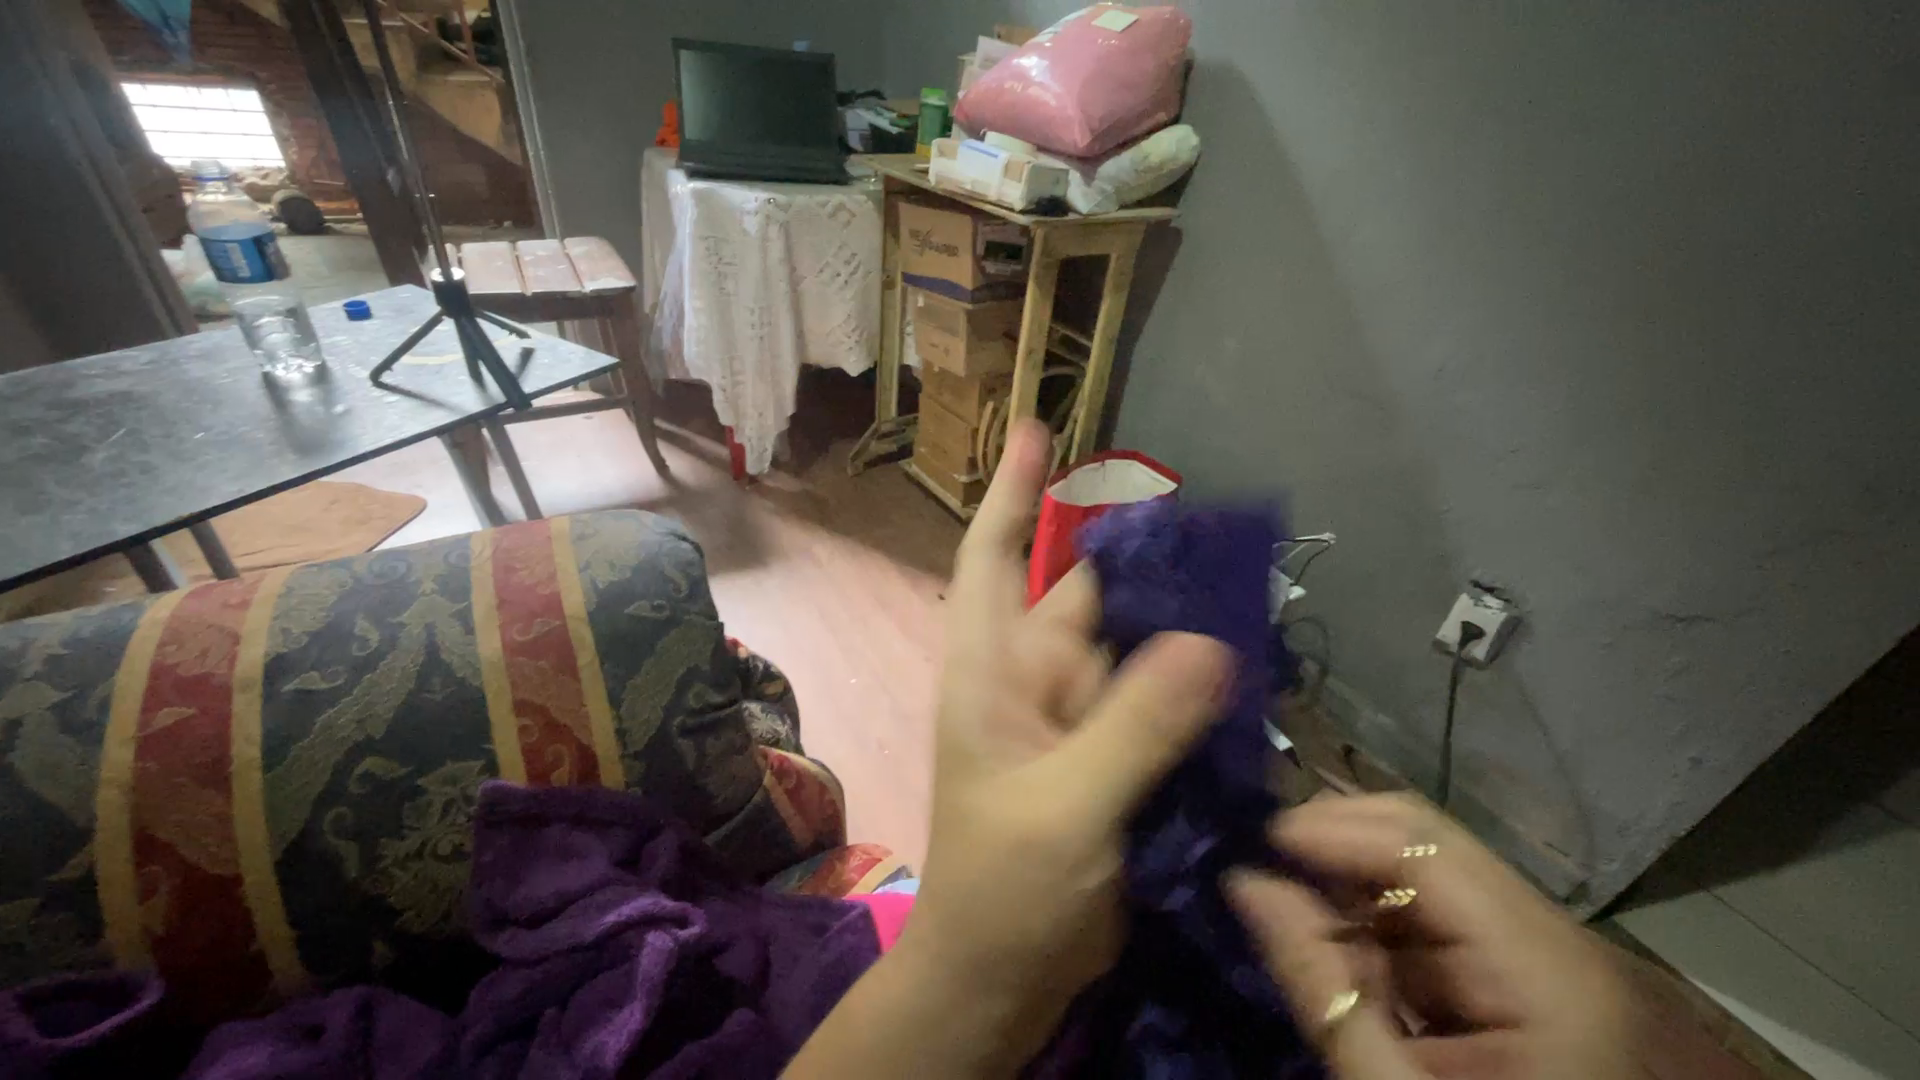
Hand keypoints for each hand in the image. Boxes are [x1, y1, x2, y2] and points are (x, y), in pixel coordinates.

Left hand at [902, 418, 1234, 1065]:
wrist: (1004, 977)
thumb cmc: (1006, 890)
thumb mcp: (1064, 806)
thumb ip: (1133, 727)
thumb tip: (1208, 641)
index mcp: (992, 673)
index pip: (993, 560)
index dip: (1011, 494)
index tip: (1037, 430)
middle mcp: (1031, 680)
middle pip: (1082, 594)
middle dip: (1133, 555)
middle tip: (1210, 521)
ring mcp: (1073, 718)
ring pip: (1128, 645)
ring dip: (1173, 617)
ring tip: (1242, 580)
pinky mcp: (1110, 757)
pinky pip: (1153, 700)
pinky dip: (1188, 679)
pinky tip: (1240, 661)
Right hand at [1227, 795, 1634, 1079]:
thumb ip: (1318, 985)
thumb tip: (1246, 881)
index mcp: (1545, 973)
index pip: (1425, 851)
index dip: (1334, 831)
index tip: (1255, 842)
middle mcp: (1555, 939)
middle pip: (1428, 838)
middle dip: (1336, 836)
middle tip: (1260, 854)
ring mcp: (1540, 950)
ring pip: (1424, 863)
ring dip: (1346, 870)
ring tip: (1282, 890)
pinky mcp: (1516, 970)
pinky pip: (1430, 908)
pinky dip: (1370, 910)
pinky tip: (1329, 934)